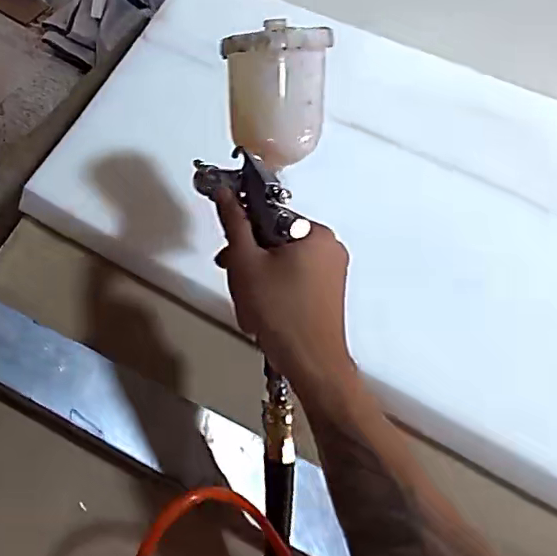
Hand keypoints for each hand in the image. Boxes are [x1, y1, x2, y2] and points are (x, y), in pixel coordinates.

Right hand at [213, 187, 353, 383]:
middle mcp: (329, 248)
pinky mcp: (326, 290)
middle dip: (249, 254)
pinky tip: (262, 304)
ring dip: (258, 272)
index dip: (243, 230)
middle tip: (237, 274)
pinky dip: (273, 284)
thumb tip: (225, 194)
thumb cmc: (281, 313)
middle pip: (274, 236)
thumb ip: (234, 222)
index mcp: (315, 234)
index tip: (231, 247)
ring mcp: (331, 271)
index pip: (267, 213)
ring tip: (249, 296)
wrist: (308, 361)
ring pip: (280, 257)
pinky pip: (292, 274)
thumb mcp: (245, 260)